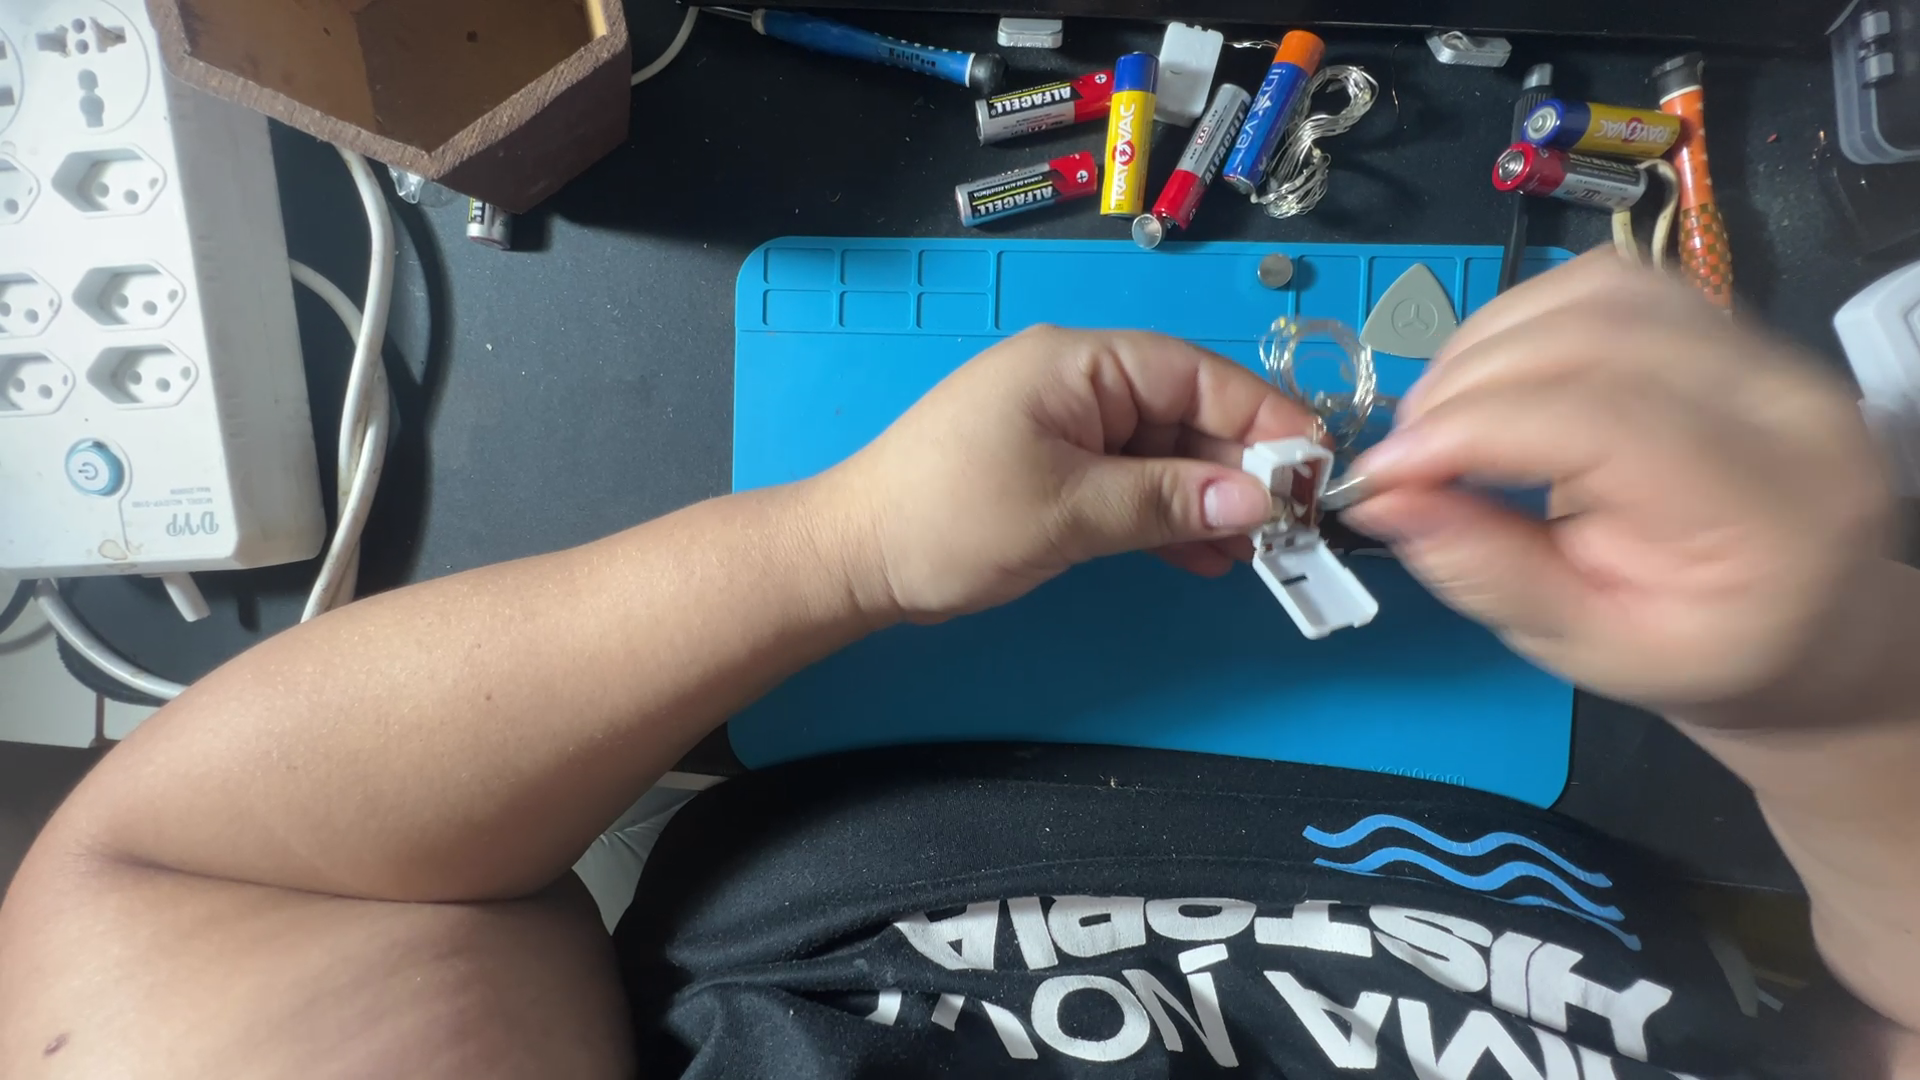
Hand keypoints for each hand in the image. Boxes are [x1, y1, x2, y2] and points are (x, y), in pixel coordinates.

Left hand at [818, 326, 1318, 621]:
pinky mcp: (1057, 474)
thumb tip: (1260, 501)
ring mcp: (1067, 432)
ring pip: (1160, 458)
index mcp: (1079, 364)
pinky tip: (1204, 556)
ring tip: (1256, 552)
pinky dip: (1164, 520)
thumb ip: (1167, 501)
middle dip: (1237, 469)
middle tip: (1290, 525)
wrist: (861, 558)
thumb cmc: (954, 518)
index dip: (1262, 417)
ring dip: (1205, 502)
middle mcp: (1079, 387)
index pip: (1192, 375)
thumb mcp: (1068, 510)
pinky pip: (1128, 488)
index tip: (1315, 466)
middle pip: (1182, 417)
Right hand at [1341, 252, 1893, 723]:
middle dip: (1460, 391)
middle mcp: (1778, 400)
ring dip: (1479, 351)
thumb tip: (1378, 500)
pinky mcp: (1716, 328)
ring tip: (1435, 421)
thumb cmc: (1681, 644)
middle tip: (1403, 458)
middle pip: (1589, 337)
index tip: (1380, 476)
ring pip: (1589, 294)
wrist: (1790, 616)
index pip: (1597, 421)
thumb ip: (1480, 570)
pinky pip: (1597, 285)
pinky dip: (1511, 324)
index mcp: (1760, 503)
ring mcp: (1755, 349)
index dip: (1465, 433)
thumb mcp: (1574, 640)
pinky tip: (1481, 384)